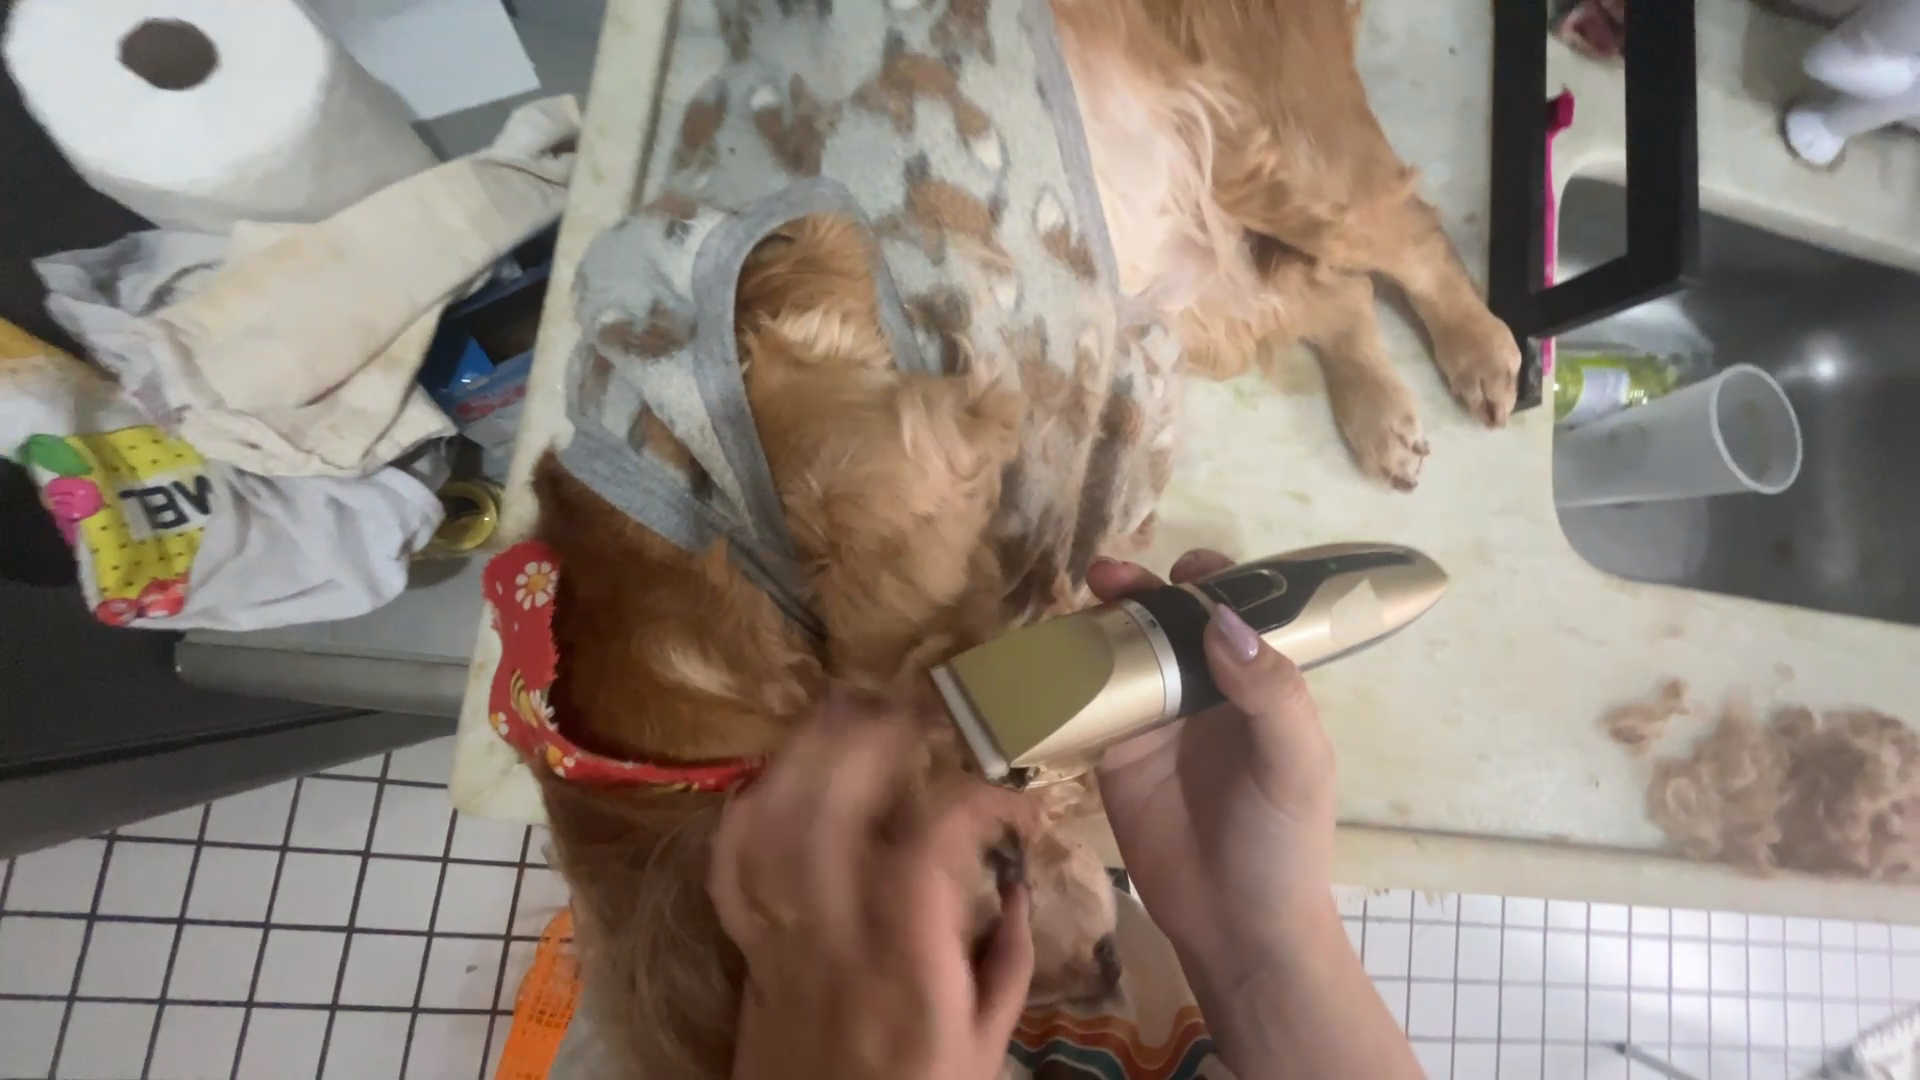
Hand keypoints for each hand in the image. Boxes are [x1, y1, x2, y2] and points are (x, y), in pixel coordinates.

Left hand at [707, 694, 1032, 1079]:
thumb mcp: (986, 1047)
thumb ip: (1007, 958)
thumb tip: (1016, 883)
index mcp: (908, 965)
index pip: (934, 844)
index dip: (975, 799)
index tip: (1008, 798)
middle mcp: (837, 937)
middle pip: (835, 810)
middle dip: (872, 741)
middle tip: (913, 711)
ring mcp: (780, 937)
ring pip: (774, 823)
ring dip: (806, 754)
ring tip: (844, 710)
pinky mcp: (747, 949)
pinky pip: (732, 867)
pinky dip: (747, 811)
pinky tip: (775, 776)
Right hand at [1087, 550, 1338, 977]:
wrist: (1231, 925)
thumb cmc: (1281, 843)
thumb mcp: (1295, 765)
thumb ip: (1272, 692)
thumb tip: (1222, 620)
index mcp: (1254, 682)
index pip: (1235, 611)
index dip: (1213, 581)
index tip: (1185, 570)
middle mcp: (1201, 688)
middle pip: (1167, 619)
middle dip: (1139, 588)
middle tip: (1108, 576)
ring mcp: (1153, 715)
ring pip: (1123, 649)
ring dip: (1100, 619)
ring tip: (1078, 603)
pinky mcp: (1113, 745)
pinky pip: (1089, 695)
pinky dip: (1069, 669)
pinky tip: (1049, 652)